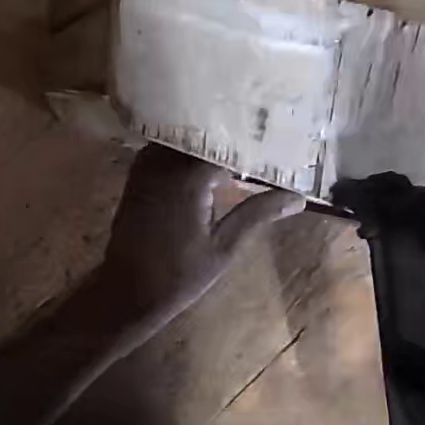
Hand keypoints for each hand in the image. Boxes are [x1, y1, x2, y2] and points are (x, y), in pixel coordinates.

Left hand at [92, 145, 305, 326]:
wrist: (127, 292)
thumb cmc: (178, 275)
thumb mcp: (224, 246)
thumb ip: (258, 213)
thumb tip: (298, 197)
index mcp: (186, 177)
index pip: (227, 141)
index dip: (254, 139)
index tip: (280, 137)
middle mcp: (163, 162)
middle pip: (205, 133)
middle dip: (235, 136)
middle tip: (269, 137)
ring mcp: (146, 166)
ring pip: (186, 138)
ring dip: (212, 142)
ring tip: (246, 146)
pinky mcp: (139, 174)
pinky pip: (170, 148)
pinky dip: (192, 151)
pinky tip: (214, 163)